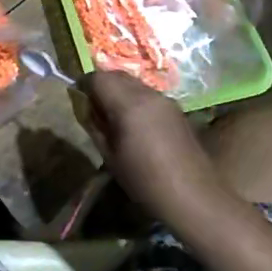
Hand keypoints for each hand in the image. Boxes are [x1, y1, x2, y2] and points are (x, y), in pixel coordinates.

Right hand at [80, 70, 225, 220]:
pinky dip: (136, 100)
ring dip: (120, 92)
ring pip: (134, 83)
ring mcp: (165, 99)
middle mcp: (148, 94)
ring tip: (114, 118)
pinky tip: (135, 124)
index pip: (98, 77)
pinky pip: (148, 94)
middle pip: (117, 75)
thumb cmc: (144, 181)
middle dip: (102, 85)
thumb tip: (86, 106)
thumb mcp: (109, 155)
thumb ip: (95, 125)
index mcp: (128, 104)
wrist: (192, 195)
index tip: (79, 100)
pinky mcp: (176, 108)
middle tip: (94, 108)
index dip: (84, 85)